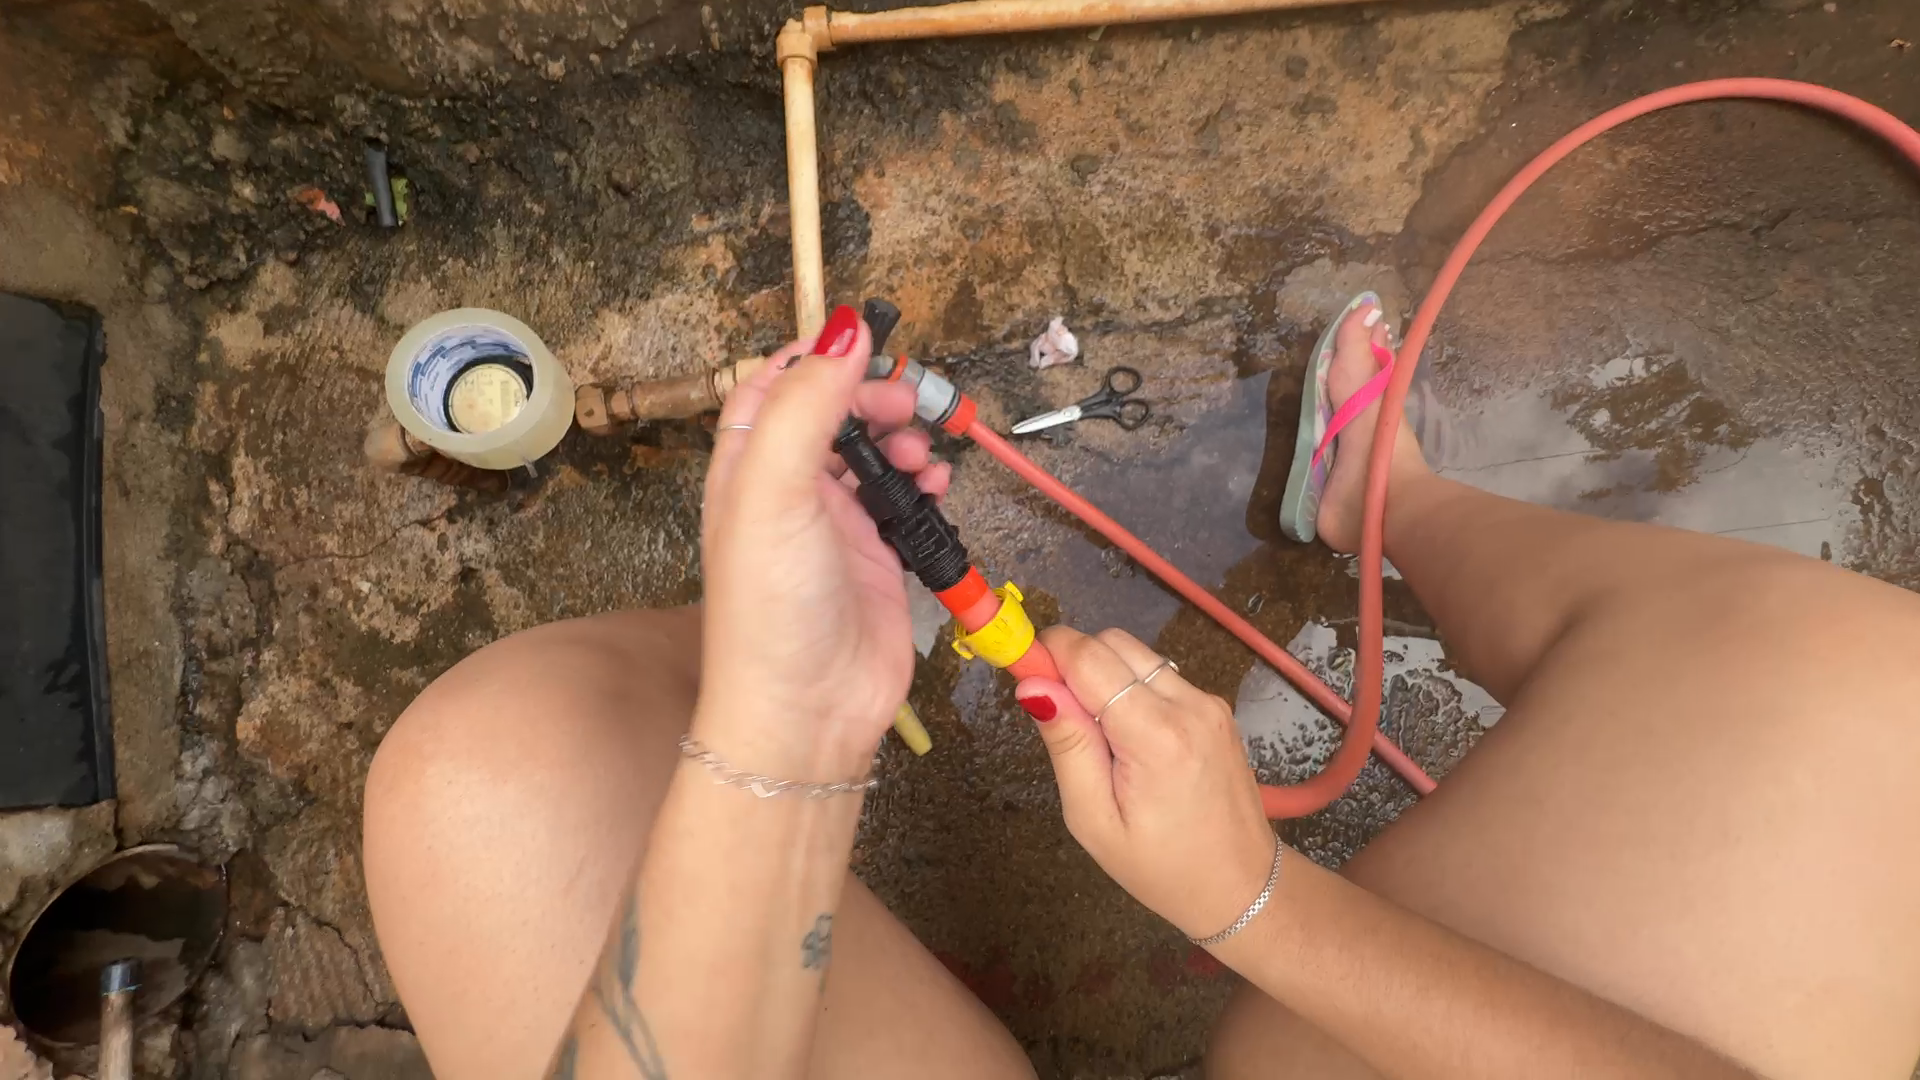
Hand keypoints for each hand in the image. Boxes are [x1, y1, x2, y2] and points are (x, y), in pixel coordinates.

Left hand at [695, 318, 950, 778]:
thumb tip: (846, 327)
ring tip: (920, 453)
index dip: (817, 360)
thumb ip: (805, 406)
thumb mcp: (774, 492)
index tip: (864, 346)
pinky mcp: (877, 555)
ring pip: (874, 454)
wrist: (810, 711)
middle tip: (904, 402)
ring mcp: (835, 524)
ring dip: (902, 439)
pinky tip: (936, 485)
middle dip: (871, 398)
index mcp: (748, 467)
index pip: (775, 387)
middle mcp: (788, 491)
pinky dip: (924, 482)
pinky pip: (905, 499)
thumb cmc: (775, 605)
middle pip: (833, 415)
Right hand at [1014, 626, 1277, 941]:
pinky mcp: (1215, 705)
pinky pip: (1157, 672)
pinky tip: (1128, 733)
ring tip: (1097, 732)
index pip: (1089, 656)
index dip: (1049, 652)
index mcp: (1156, 735)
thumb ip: (1066, 744)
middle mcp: (1188, 704)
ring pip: (1135, 652)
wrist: (1243, 887)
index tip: (1026, 675)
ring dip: (1103, 673)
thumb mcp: (1093, 819)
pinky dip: (1130, 685)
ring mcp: (1208, 700)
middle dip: (1074, 661)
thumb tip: (1031, 684)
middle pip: (1111, 642)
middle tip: (1059, 712)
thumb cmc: (1160, 867)